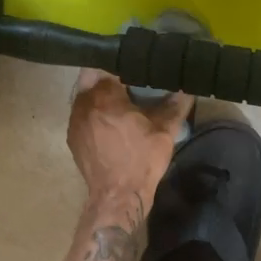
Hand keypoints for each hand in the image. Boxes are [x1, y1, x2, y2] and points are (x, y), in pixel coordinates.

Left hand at [67, 71, 191, 206]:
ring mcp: (75, 121)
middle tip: (129, 83)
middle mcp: (84, 104)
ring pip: (85, 96)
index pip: (109, 65)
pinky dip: (94, 112)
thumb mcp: (164, 132)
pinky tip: (110, 122)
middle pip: (92, 77)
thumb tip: (187, 89)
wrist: (118, 196)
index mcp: (105, 96)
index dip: (124, 64)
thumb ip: (175, 106)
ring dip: (99, 95)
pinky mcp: (73, 137)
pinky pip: (82, 114)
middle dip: (108, 77)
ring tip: (120, 102)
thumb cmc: (141, 161)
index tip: (137, 68)